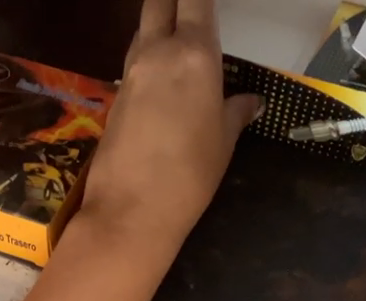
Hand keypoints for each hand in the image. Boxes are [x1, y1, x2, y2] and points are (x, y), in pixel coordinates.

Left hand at [76, 0, 261, 256]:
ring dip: (157, 28)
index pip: (196, 0)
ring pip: (142, 32)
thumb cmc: (188, 178)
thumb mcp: (222, 144)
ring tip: (175, 39)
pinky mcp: (113, 101)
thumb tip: (252, 102)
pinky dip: (146, 63)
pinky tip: (159, 81)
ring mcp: (130, 76)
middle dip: (174, 1)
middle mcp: (158, 54)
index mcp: (194, 54)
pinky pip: (133, 66)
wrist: (129, 213)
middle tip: (187, 8)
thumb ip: (235, 113)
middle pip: (159, 3)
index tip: (208, 2)